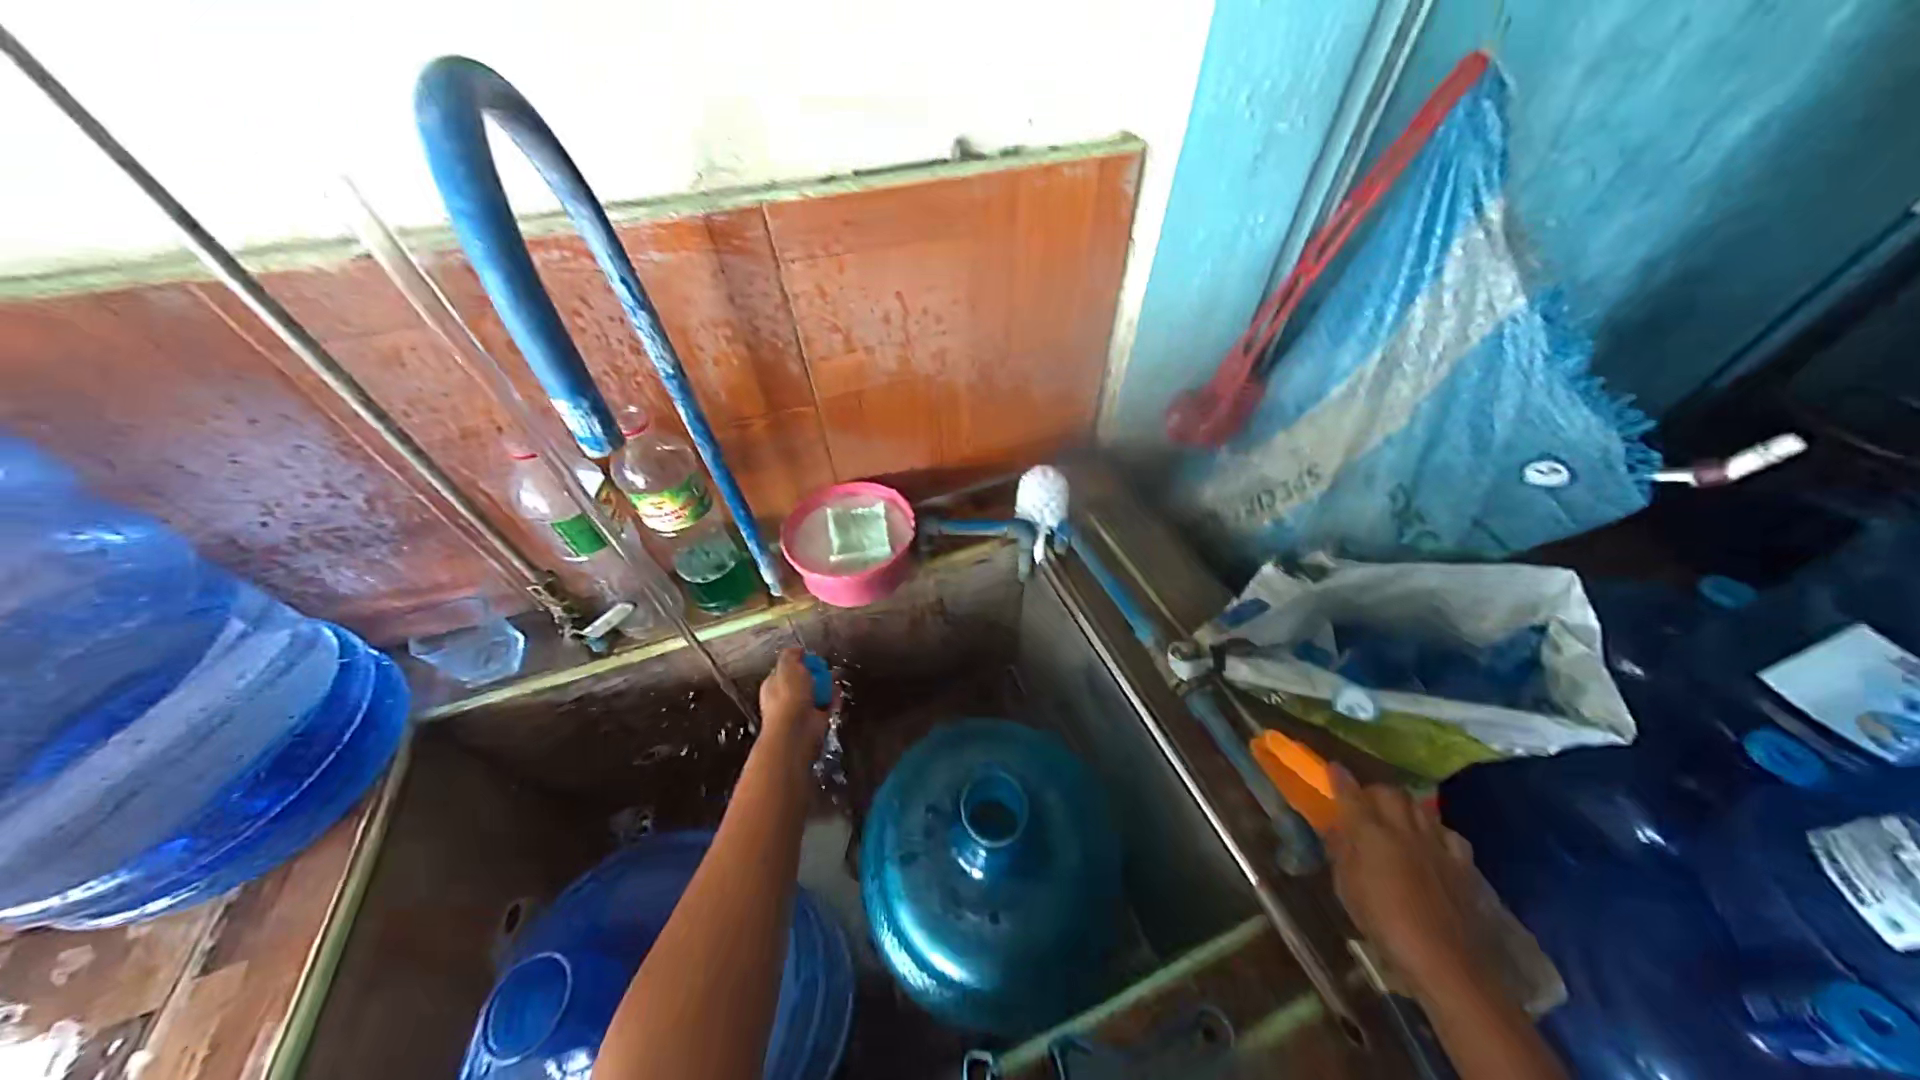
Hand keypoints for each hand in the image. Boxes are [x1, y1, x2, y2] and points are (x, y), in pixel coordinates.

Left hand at [757, 648, 827, 755]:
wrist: (797, 731)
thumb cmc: (789, 696)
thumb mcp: (787, 667)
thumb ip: (791, 656)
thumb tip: (798, 650)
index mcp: (774, 683)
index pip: (787, 668)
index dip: (800, 662)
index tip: (811, 658)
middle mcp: (786, 696)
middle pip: (804, 679)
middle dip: (817, 673)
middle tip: (827, 669)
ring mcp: (801, 708)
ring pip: (817, 692)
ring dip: (827, 686)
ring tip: (836, 679)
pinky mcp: (816, 719)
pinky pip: (827, 705)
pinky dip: (834, 699)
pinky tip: (837, 694)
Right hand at [1326, 765, 1485, 1001]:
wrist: (1446, 961)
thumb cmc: (1384, 925)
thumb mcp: (1347, 890)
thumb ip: (1341, 854)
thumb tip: (1337, 831)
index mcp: (1370, 834)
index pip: (1351, 795)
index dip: (1340, 779)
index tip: (1333, 768)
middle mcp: (1404, 830)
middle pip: (1389, 793)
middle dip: (1373, 791)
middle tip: (1363, 802)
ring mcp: (1437, 845)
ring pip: (1419, 807)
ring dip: (1404, 806)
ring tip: (1395, 818)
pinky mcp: (1462, 864)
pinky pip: (1447, 834)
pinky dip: (1435, 831)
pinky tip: (1431, 842)